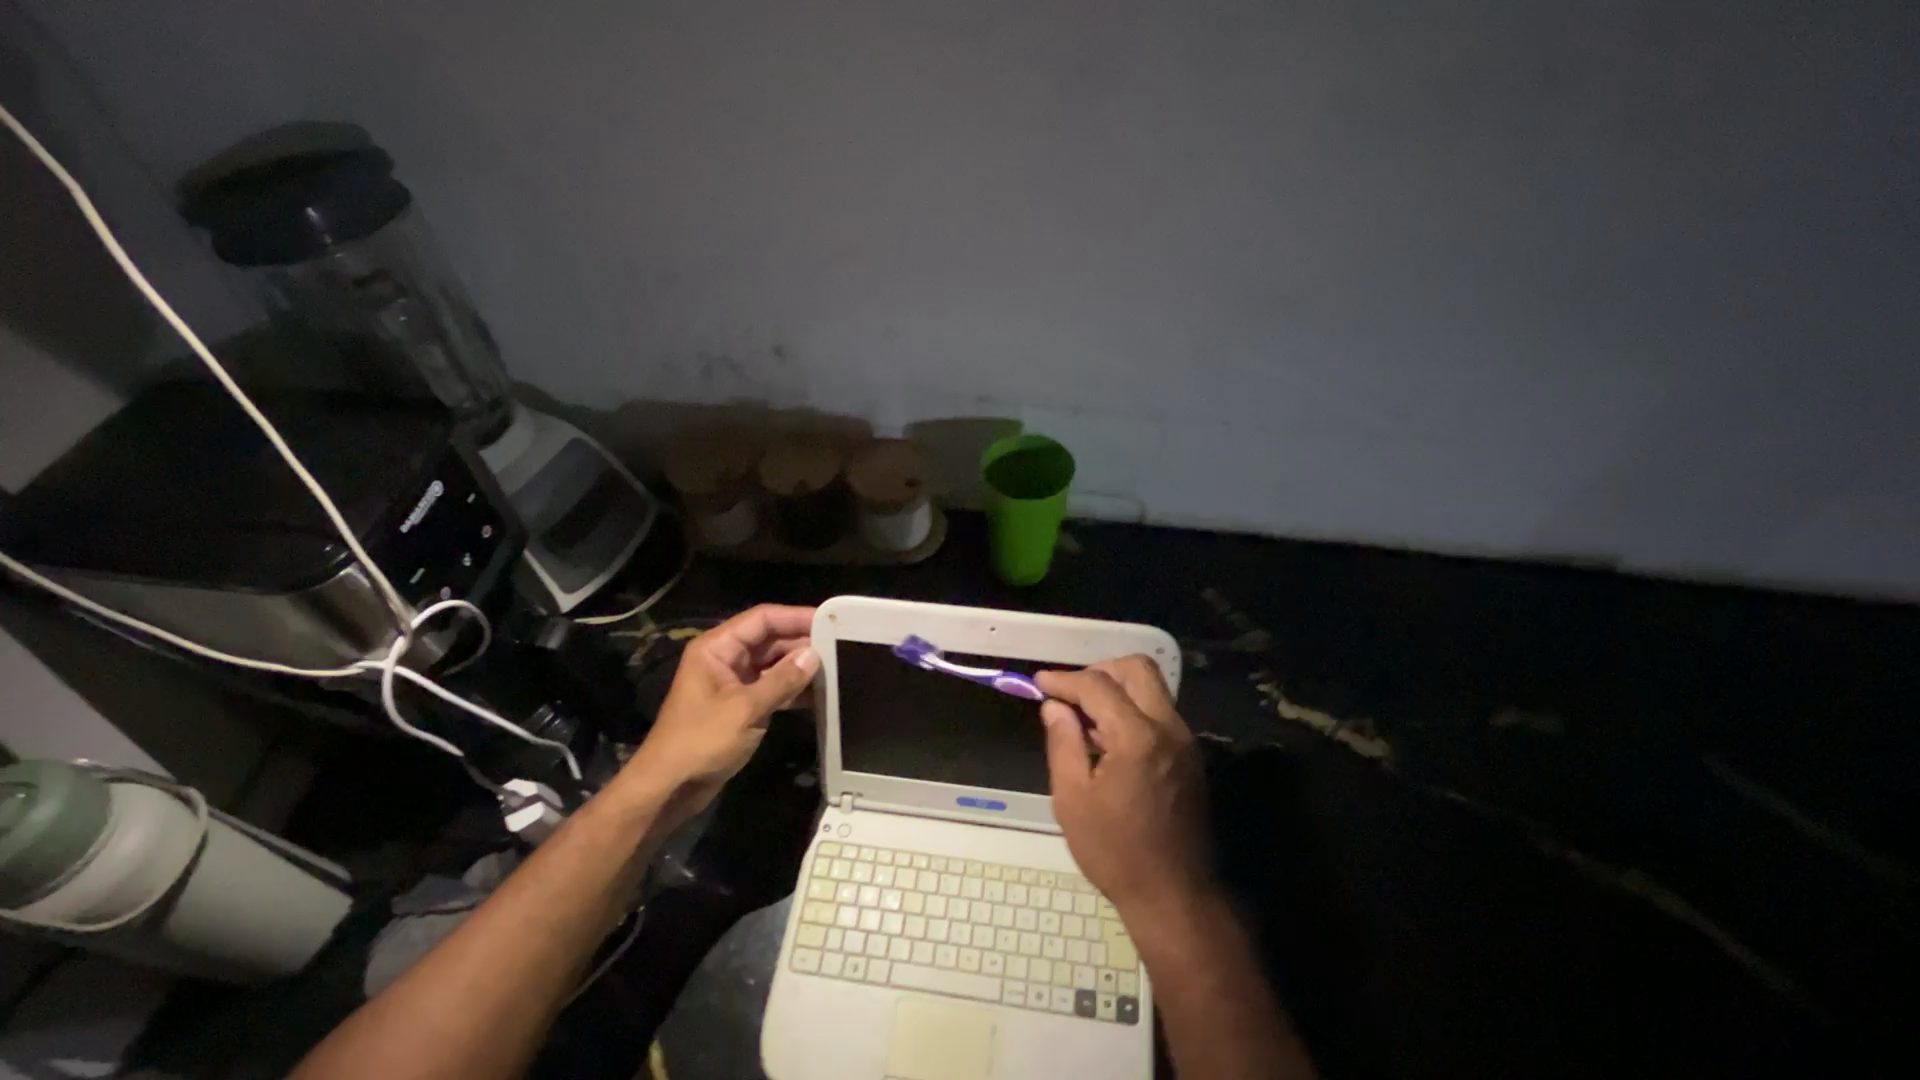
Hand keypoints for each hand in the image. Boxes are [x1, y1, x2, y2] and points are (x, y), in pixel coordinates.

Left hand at [622, 605, 817, 813]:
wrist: (670, 787)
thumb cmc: (701, 742)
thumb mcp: (746, 709)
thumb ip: (782, 680)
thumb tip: (814, 655)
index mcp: (717, 648)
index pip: (762, 619)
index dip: (795, 617)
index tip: (829, 621)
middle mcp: (724, 659)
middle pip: (769, 640)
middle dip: (801, 643)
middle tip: (840, 647)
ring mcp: (732, 684)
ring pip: (772, 666)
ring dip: (799, 668)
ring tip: (836, 669)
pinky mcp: (739, 708)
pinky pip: (771, 689)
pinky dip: (791, 691)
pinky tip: (819, 696)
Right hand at [1036, 655, 1212, 918]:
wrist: (1174, 894)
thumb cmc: (1114, 852)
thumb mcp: (1072, 799)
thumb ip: (1063, 743)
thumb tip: (1055, 707)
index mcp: (1138, 737)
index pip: (1098, 685)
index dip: (1065, 679)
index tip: (1040, 683)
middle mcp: (1169, 728)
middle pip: (1138, 669)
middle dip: (1099, 671)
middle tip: (1070, 692)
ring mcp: (1185, 742)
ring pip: (1153, 689)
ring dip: (1117, 690)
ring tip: (1084, 718)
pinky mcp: (1190, 757)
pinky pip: (1160, 713)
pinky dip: (1133, 710)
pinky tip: (1108, 739)